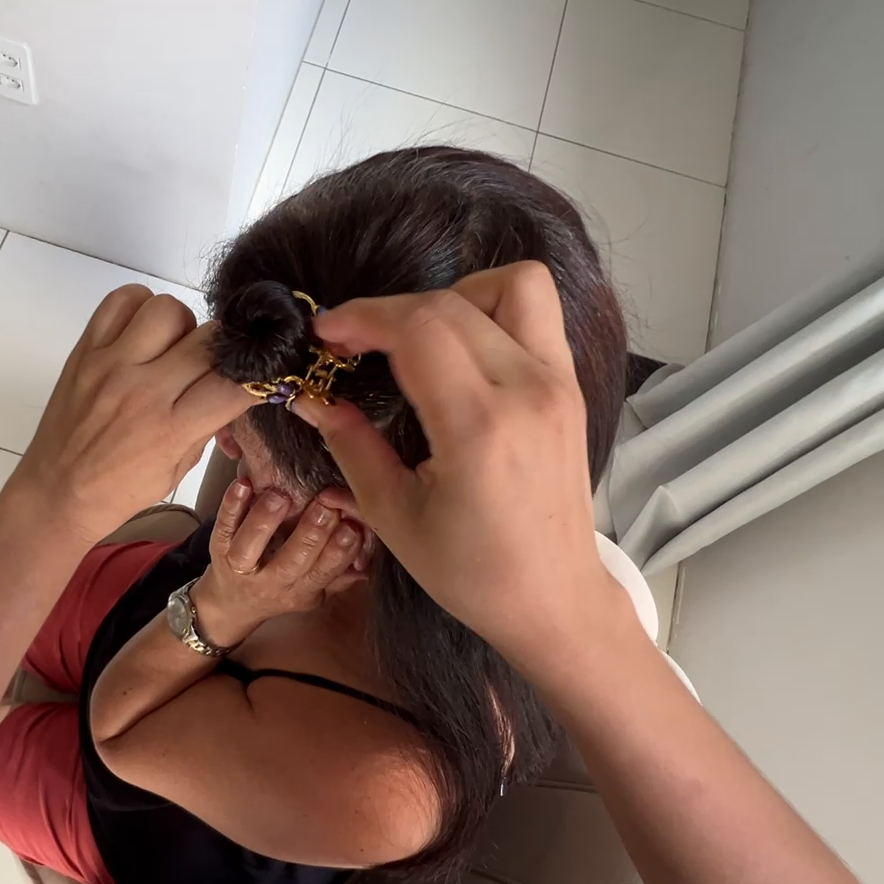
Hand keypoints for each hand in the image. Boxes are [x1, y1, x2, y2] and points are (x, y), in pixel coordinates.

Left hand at [6, 286, 256, 544]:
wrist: (55, 492)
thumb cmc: (118, 491)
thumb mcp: (177, 471)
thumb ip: (206, 426)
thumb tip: (232, 390)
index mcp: (170, 430)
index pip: (234, 384)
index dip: (255, 377)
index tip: (257, 378)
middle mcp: (142, 391)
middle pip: (209, 339)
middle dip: (223, 352)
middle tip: (212, 368)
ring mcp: (111, 365)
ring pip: (168, 308)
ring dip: (182, 326)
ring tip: (173, 349)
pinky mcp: (85, 350)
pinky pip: (121, 300)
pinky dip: (140, 308)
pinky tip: (142, 334)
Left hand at [189, 480, 363, 647]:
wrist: (229, 606)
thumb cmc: (280, 591)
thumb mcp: (312, 592)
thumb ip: (340, 577)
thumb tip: (372, 564)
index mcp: (301, 590)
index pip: (323, 573)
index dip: (339, 552)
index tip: (354, 528)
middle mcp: (271, 581)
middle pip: (291, 561)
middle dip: (310, 534)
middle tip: (326, 506)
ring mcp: (241, 565)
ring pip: (251, 546)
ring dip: (266, 521)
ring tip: (281, 497)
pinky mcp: (217, 547)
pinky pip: (222, 526)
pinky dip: (231, 505)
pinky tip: (243, 484)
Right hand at [294, 262, 629, 674]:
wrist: (552, 597)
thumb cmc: (468, 571)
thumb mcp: (393, 516)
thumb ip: (351, 445)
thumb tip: (313, 399)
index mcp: (479, 428)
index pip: (419, 329)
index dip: (362, 318)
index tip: (325, 336)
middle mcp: (528, 391)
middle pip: (451, 304)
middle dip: (388, 311)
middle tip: (350, 344)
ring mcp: (558, 384)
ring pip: (511, 286)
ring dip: (452, 296)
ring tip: (415, 339)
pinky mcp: (571, 386)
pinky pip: (536, 313)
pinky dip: (490, 310)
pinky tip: (457, 351)